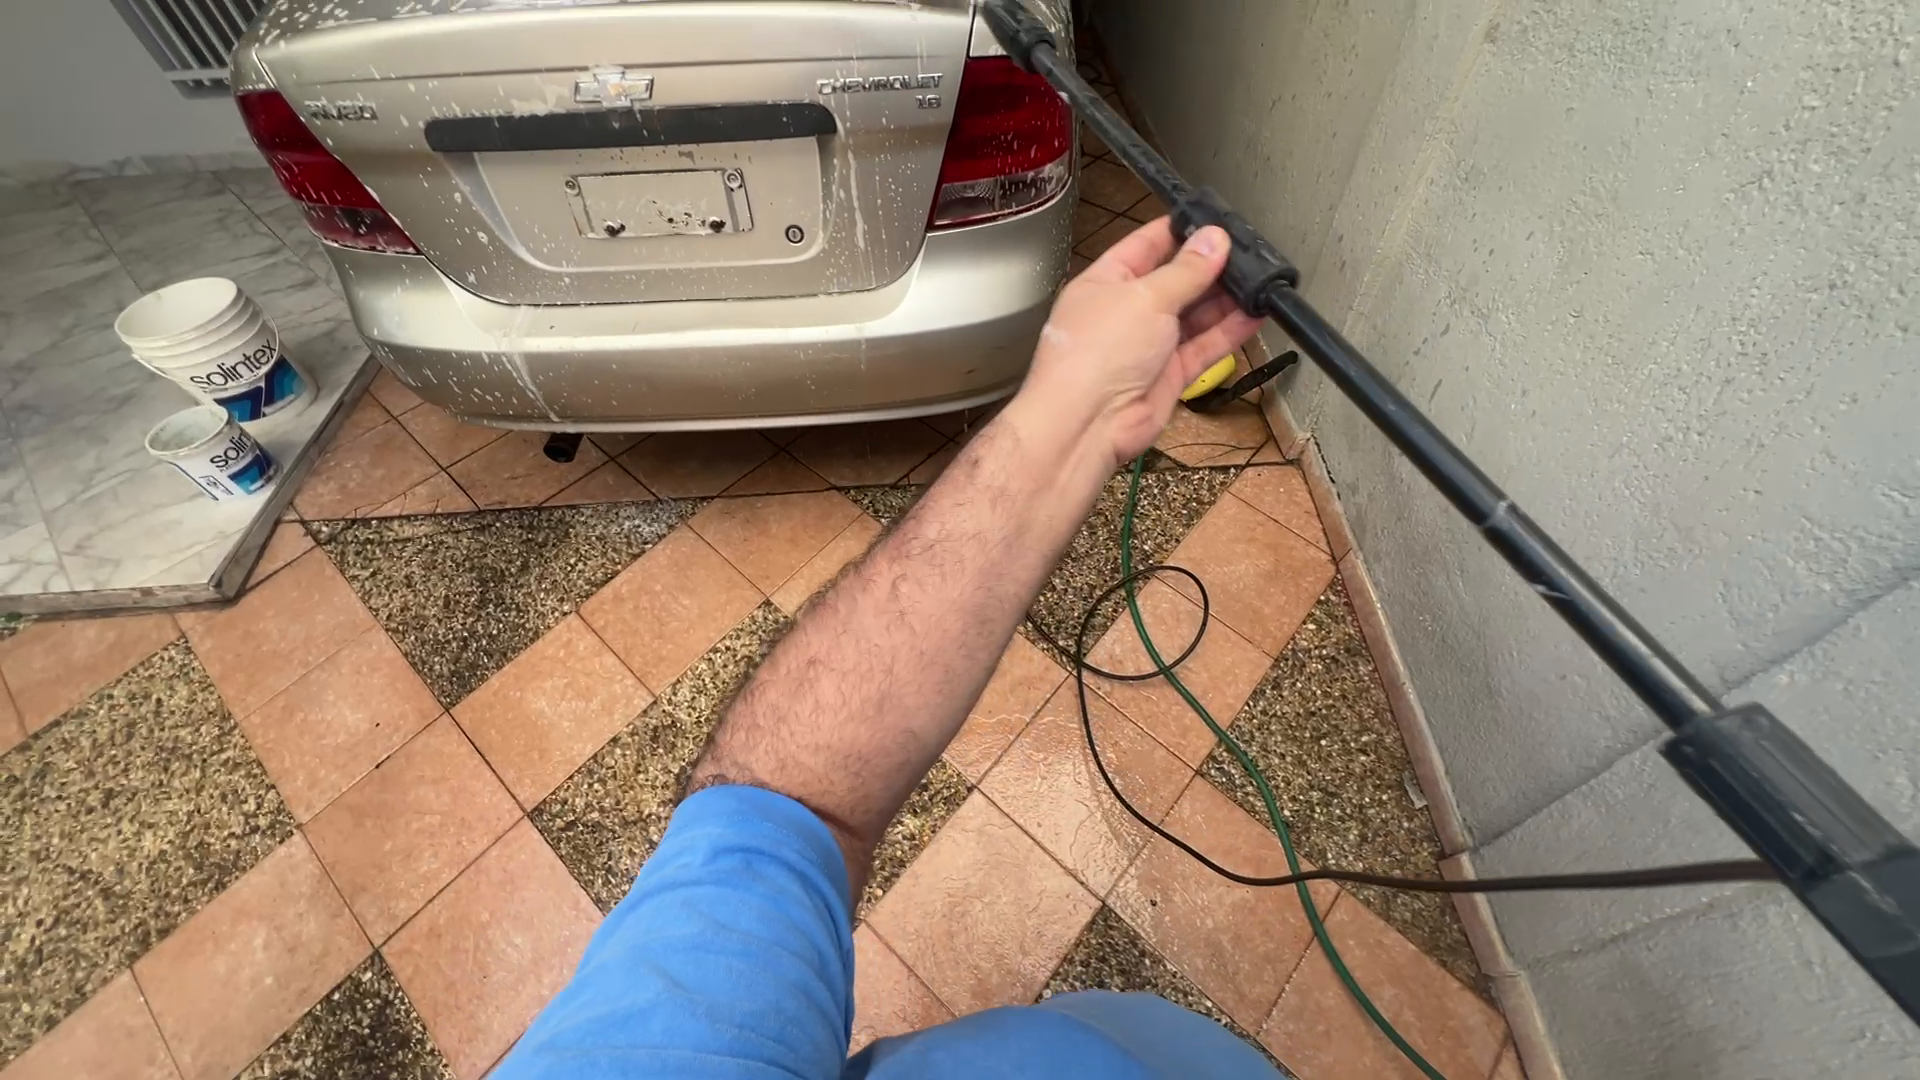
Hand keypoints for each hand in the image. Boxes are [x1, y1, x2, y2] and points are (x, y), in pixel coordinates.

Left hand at [1017, 219, 1264, 467]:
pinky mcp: (1166, 376)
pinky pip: (1202, 348)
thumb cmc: (1094, 357)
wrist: (1087, 425)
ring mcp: (1146, 346)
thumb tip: (1213, 241)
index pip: (1145, 246)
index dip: (1179, 231)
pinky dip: (1228, 332)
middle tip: (1249, 253)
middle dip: (1210, 268)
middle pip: (1174, 281)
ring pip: (1193, 316)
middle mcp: (1124, 314)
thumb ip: (1185, 271)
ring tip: (1261, 281)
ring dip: (1225, 300)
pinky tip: (1255, 314)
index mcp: (1104, 284)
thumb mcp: (1145, 298)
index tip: (1214, 222)